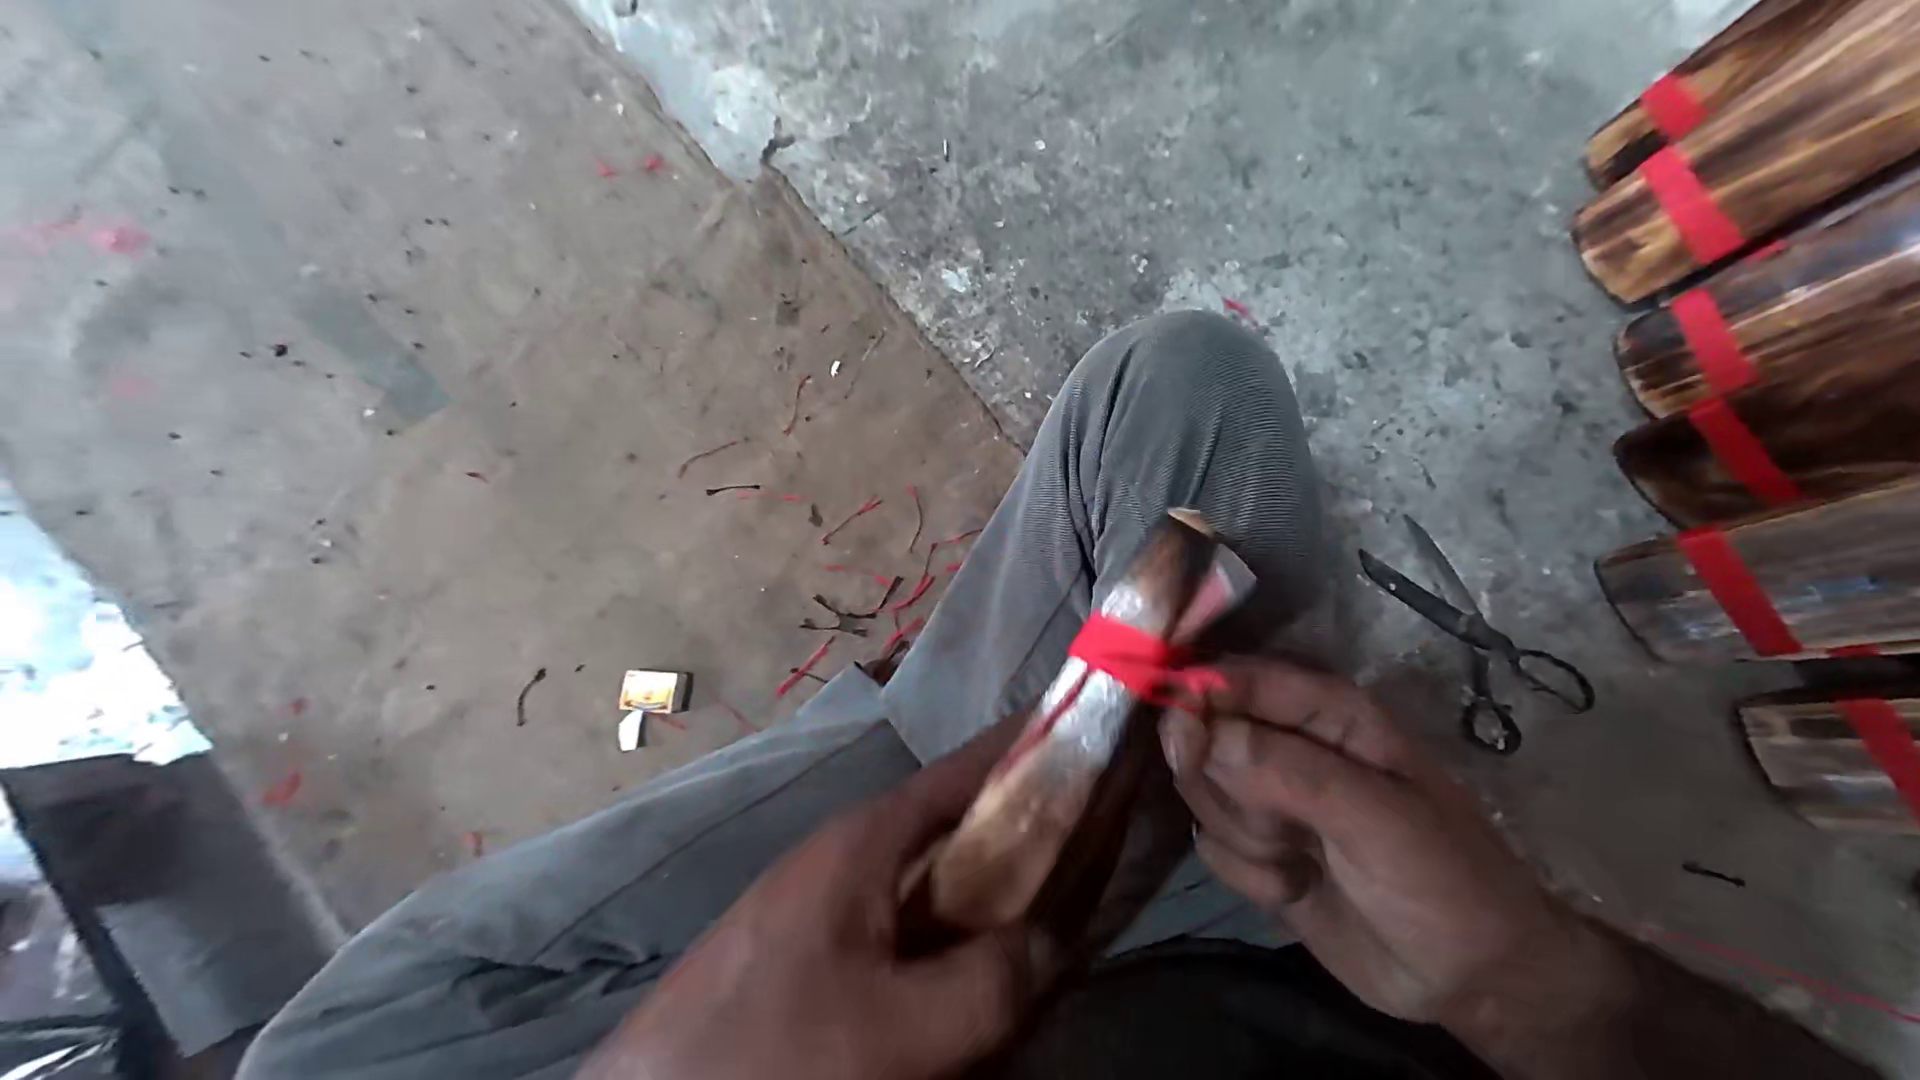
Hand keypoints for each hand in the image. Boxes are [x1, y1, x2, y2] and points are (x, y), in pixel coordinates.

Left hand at [580, 718, 1051, 1079]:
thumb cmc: (770, 1054)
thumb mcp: (895, 1031)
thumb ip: (990, 983)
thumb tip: (1055, 939)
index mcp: (869, 836)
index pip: (964, 768)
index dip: (1023, 746)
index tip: (1077, 733)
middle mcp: (851, 846)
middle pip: (953, 816)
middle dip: (1015, 820)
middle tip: (1079, 835)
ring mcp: (830, 889)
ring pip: (930, 867)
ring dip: (983, 877)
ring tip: (1038, 897)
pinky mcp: (817, 933)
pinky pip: (903, 911)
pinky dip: (947, 921)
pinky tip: (966, 962)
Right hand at [1159, 659, 1631, 1052]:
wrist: (1470, 982)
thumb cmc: (1445, 881)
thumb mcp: (1379, 819)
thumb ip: (1287, 769)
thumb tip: (1194, 730)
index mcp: (1323, 710)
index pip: (1239, 677)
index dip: (1197, 694)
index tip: (1180, 737)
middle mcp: (1283, 740)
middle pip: (1201, 732)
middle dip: (1224, 783)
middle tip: (1274, 824)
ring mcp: (1263, 793)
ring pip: (1198, 788)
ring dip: (1241, 832)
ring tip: (1299, 856)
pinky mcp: (1250, 842)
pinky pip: (1208, 842)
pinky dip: (1245, 870)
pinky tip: (1293, 884)